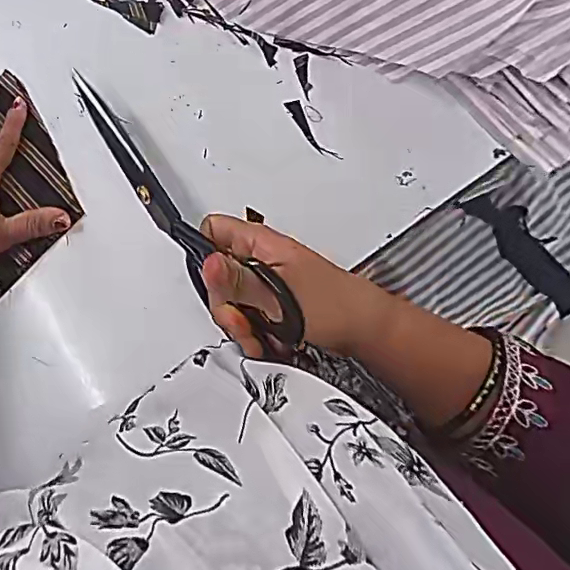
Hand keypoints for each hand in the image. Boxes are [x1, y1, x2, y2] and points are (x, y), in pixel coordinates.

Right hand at [198, 214, 400, 359]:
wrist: (364, 327)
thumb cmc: (336, 304)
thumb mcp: (279, 295)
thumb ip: (239, 281)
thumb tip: (208, 264)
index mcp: (259, 241)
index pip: (212, 231)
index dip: (205, 255)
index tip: (215, 285)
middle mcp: (259, 255)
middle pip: (215, 274)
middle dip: (225, 305)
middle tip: (242, 320)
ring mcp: (263, 278)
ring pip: (229, 298)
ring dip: (239, 324)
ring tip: (259, 334)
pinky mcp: (269, 299)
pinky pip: (244, 313)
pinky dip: (251, 331)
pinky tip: (266, 338)